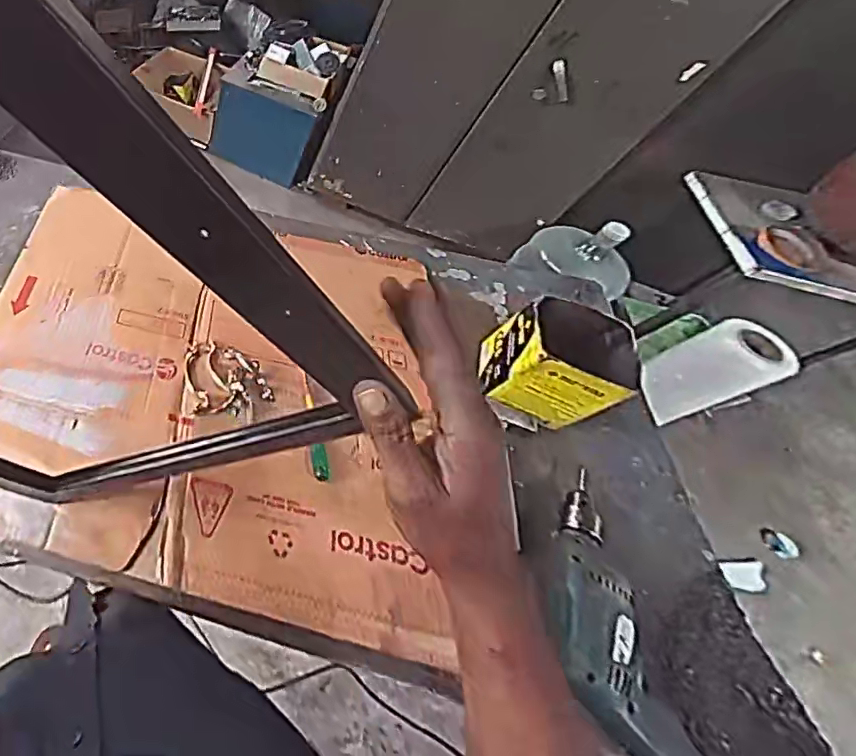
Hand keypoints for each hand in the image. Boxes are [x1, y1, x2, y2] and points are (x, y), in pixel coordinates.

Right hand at [356, 278, 522, 596]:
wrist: (484, 568)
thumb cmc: (449, 536)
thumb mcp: (410, 492)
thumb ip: (391, 438)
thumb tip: (370, 390)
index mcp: (466, 425)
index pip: (443, 360)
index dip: (426, 321)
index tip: (412, 288)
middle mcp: (477, 416)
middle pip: (448, 354)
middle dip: (424, 316)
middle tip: (397, 287)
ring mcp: (476, 424)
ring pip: (450, 365)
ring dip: (427, 332)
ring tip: (403, 306)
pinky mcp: (470, 432)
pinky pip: (448, 381)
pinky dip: (431, 355)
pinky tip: (418, 350)